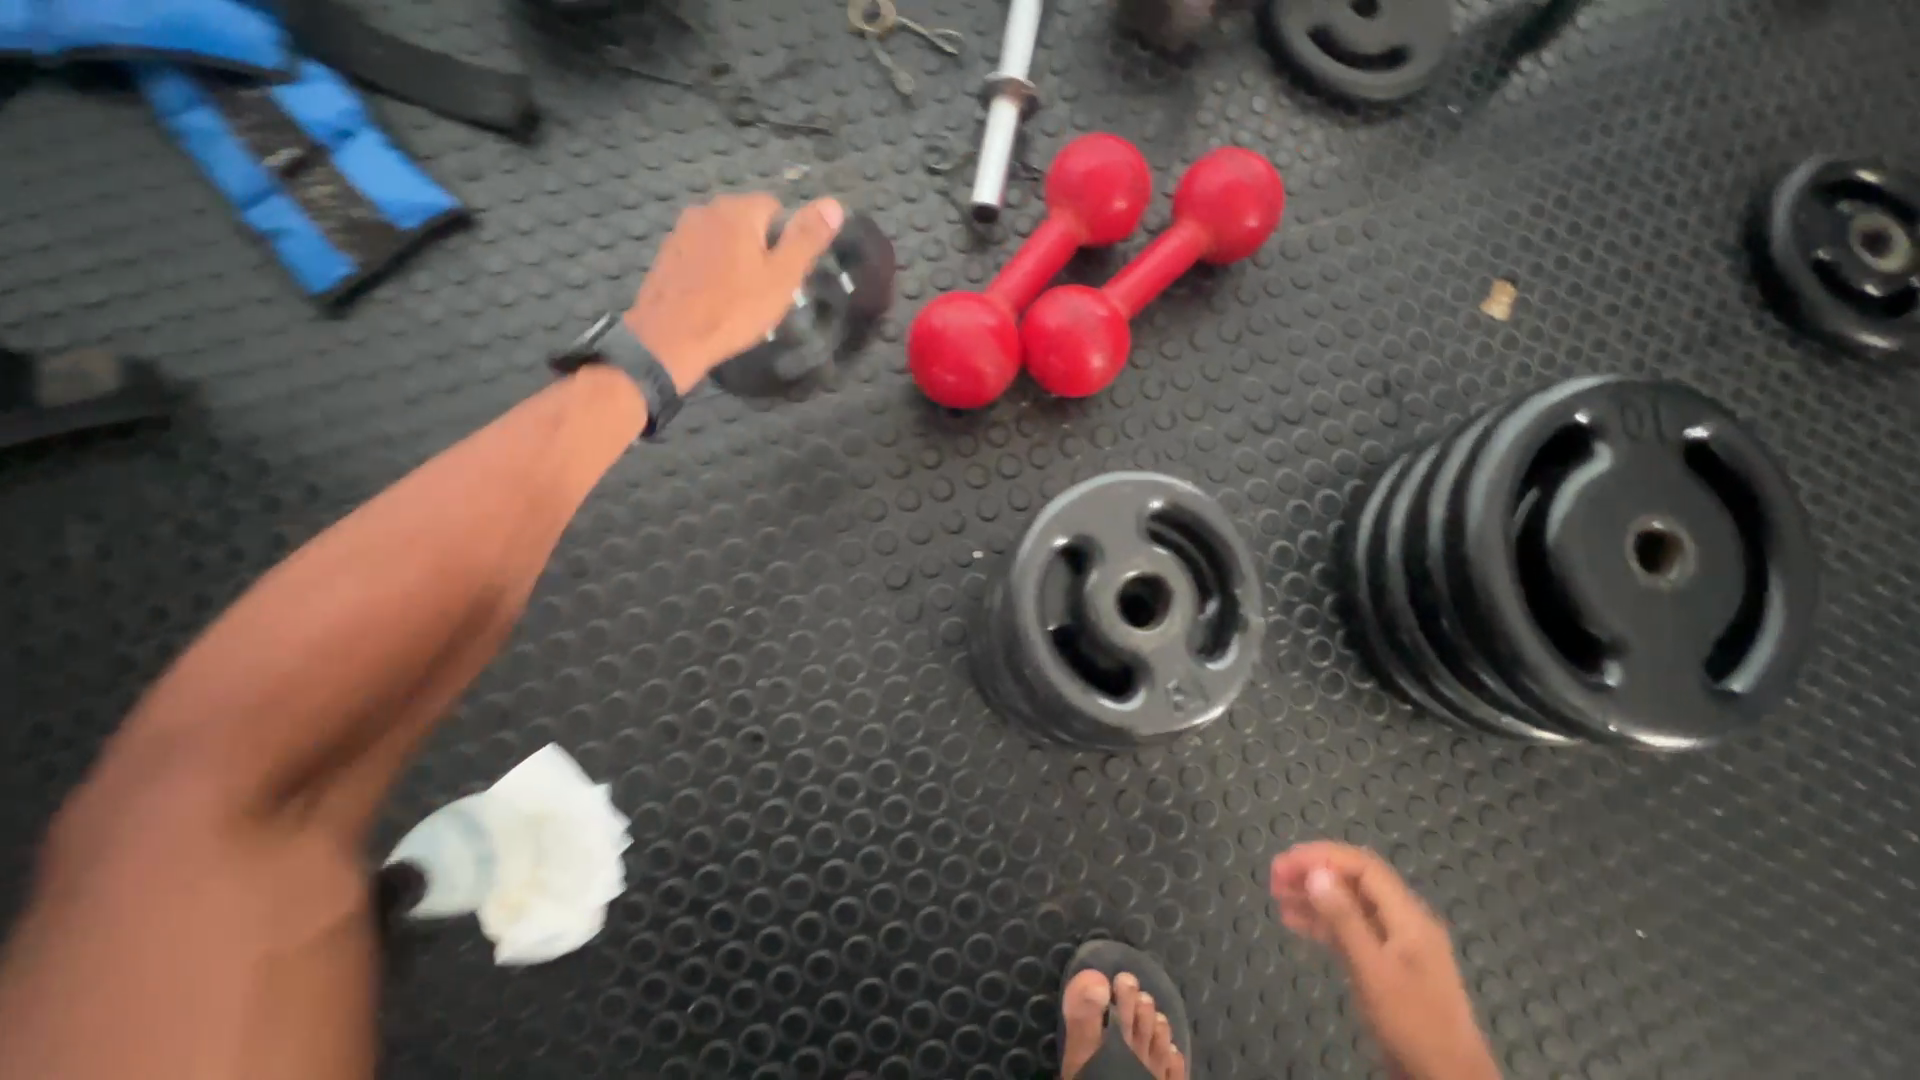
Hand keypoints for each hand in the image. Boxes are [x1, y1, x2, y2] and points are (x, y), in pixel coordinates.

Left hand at [625, 194, 844, 391]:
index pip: (776, 209)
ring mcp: (682, 230)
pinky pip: (702, 255)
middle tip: (764, 291)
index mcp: (739, 210)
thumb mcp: (782, 277)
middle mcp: (707, 209)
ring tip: (738, 299)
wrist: (670, 339)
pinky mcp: (667, 254)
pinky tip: (713, 299)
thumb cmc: (733, 309)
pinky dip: (711, 271)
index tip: (782, 276)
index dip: (785, 243)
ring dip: (735, 261)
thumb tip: (834, 203)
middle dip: (759, 250)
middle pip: (748, 223)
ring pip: (723, 239)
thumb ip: (807, 239)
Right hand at [1270, 843, 1500, 1079]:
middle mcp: (1405, 922)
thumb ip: (1345, 919)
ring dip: (1315, 897)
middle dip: (1315, 873)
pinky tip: (1297, 923)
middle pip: (1356, 883)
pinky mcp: (1389, 966)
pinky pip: (1353, 931)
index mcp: (1409, 916)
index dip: (1321, 857)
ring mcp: (1398, 945)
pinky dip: (1324, 923)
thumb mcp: (1373, 970)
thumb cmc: (1412, 1022)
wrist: (1448, 1079)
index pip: (1363, 867)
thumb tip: (1316, 872)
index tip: (1283, 864)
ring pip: (1352, 906)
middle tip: (1274, 878)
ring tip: (1277, 897)